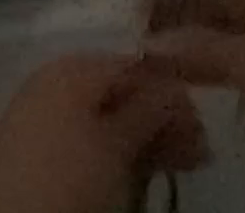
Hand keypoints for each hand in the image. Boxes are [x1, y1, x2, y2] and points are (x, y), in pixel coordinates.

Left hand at [0, 53, 207, 212]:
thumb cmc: (63, 177)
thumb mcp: (115, 147)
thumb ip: (149, 111)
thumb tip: (178, 88)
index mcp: (77, 68)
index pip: (137, 66)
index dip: (174, 94)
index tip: (203, 132)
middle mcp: (60, 78)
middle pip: (123, 88)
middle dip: (162, 117)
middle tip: (197, 156)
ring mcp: (48, 108)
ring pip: (108, 113)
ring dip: (145, 136)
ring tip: (175, 166)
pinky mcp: (41, 140)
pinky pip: (89, 132)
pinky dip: (117, 148)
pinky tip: (138, 170)